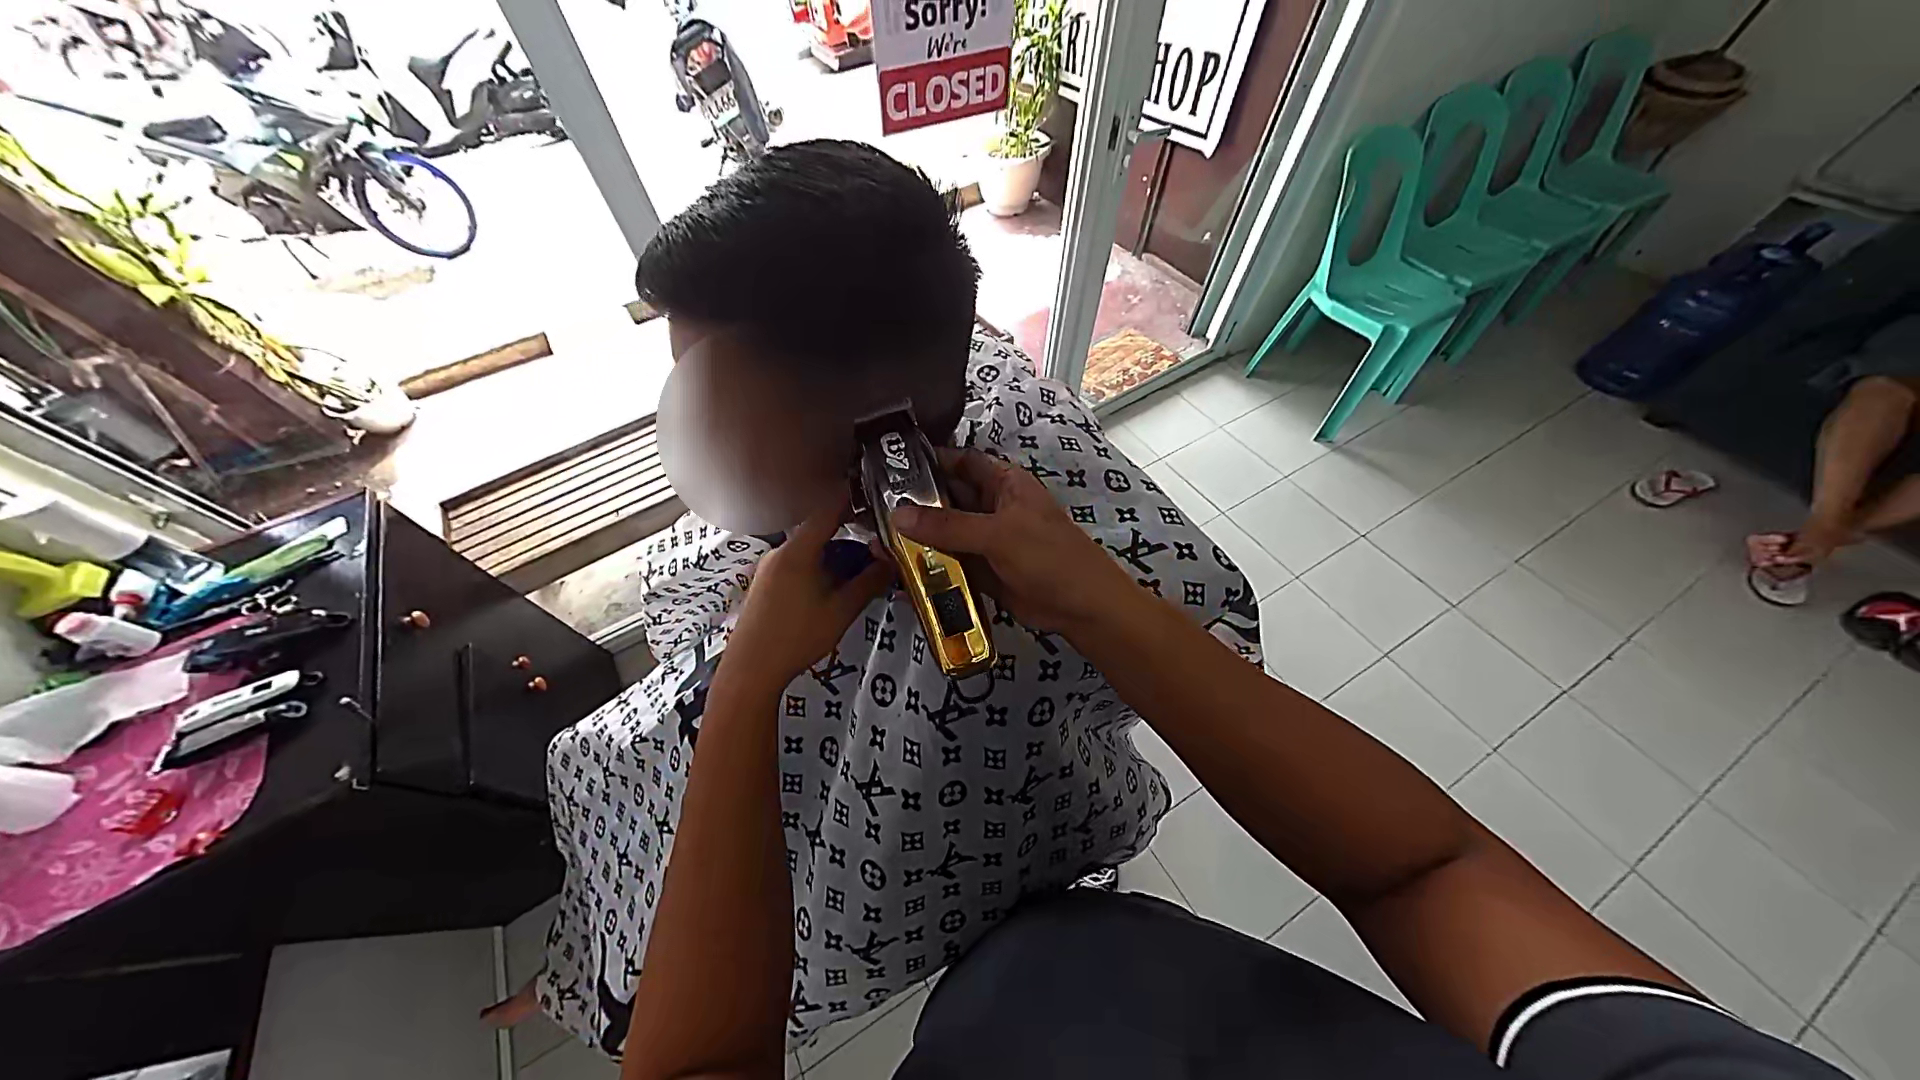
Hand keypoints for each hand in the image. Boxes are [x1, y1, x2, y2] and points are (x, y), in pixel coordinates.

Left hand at [722, 498, 893, 693]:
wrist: (750, 670)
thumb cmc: (796, 638)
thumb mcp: (841, 611)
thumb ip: (869, 582)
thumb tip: (891, 561)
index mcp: (798, 551)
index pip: (827, 510)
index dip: (851, 498)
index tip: (872, 493)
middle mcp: (780, 553)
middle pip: (819, 531)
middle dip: (849, 534)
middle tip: (876, 541)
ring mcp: (769, 568)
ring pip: (809, 550)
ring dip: (834, 555)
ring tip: (859, 571)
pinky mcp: (765, 584)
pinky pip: (797, 564)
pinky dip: (819, 567)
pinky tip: (832, 589)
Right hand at [891, 448, 1135, 634]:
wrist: (1081, 607)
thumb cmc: (1048, 557)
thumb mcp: (998, 534)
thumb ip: (948, 525)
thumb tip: (898, 515)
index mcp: (1005, 483)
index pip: (962, 461)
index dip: (930, 461)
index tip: (892, 466)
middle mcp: (993, 507)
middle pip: (949, 498)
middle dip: (916, 504)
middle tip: (872, 510)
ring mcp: (988, 540)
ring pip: (946, 533)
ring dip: (918, 538)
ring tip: (876, 541)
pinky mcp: (983, 570)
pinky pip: (951, 562)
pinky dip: (929, 566)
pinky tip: (899, 570)